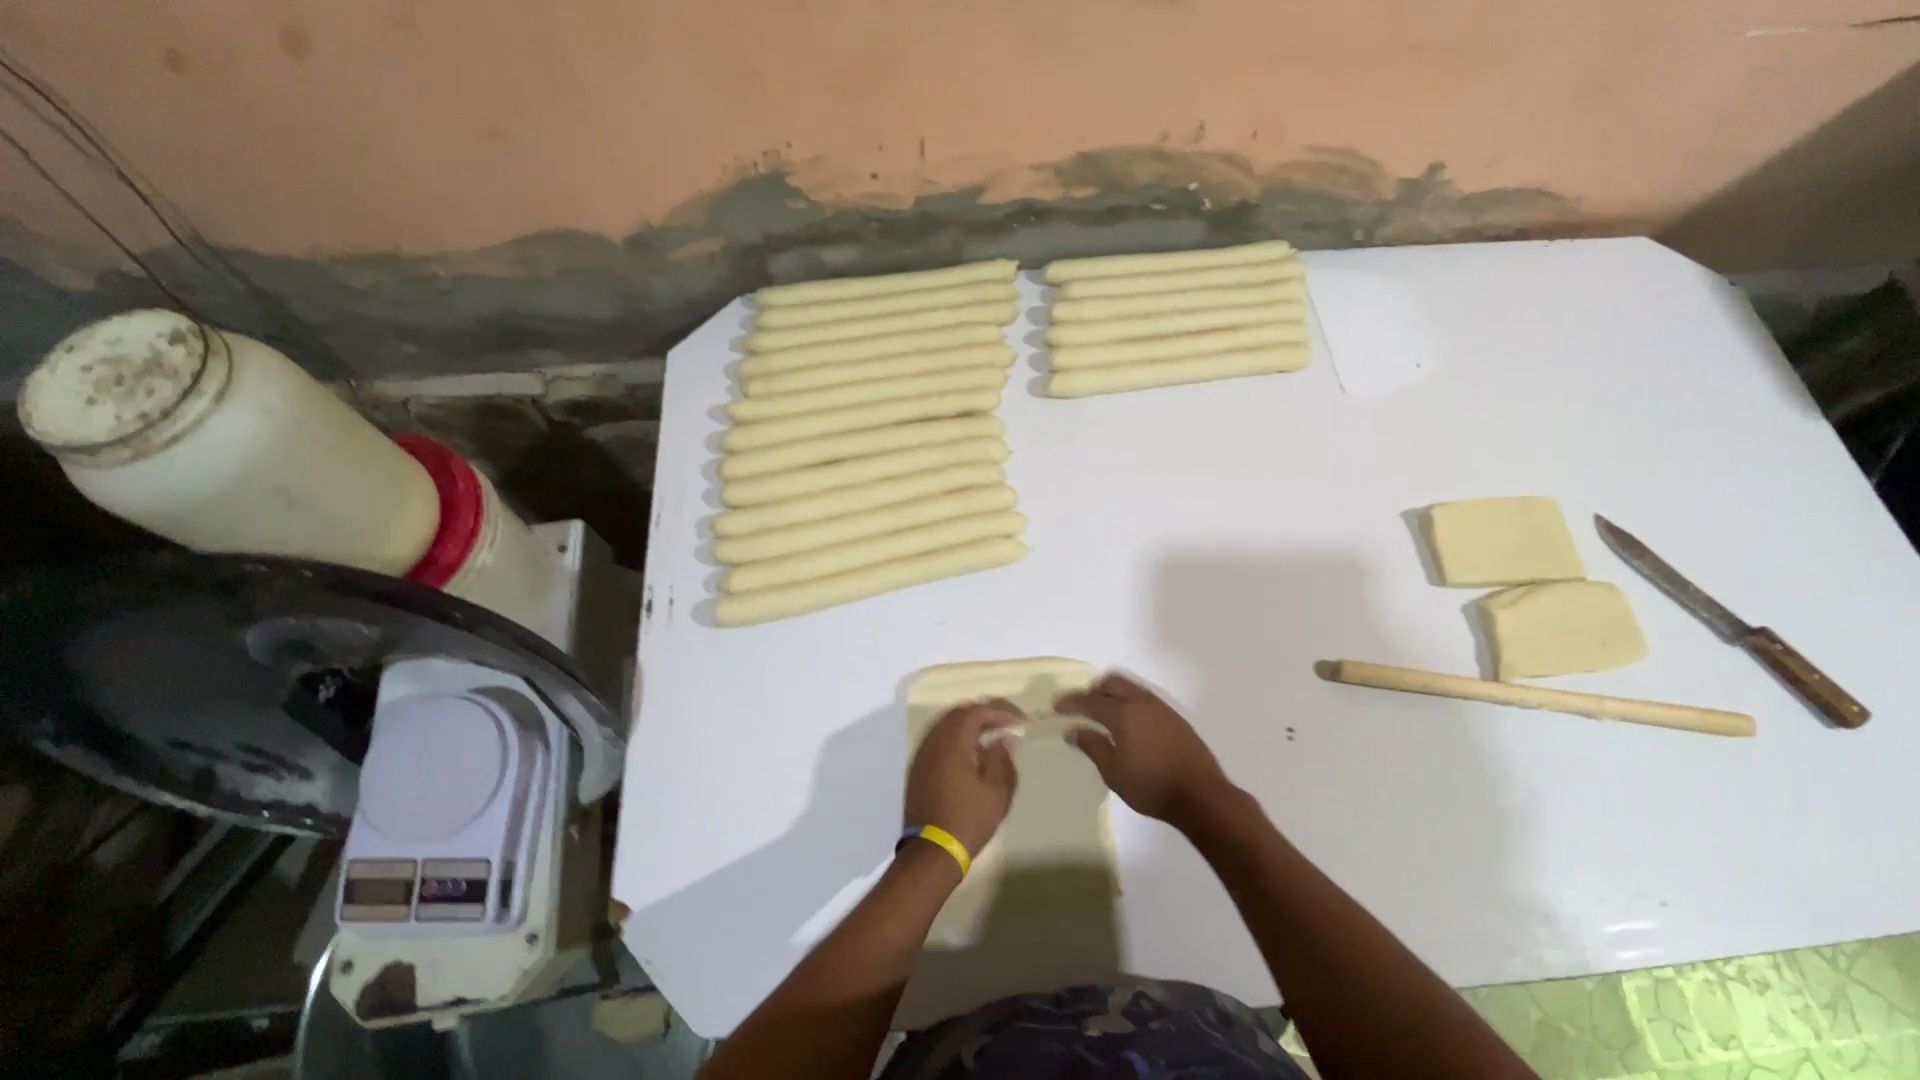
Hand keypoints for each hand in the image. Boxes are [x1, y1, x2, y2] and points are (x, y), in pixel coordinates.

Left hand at [904, 701, 1021, 856]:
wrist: (932, 850)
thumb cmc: (968, 820)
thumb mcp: (997, 791)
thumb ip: (1002, 758)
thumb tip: (1003, 738)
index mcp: (952, 743)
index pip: (976, 711)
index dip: (1001, 711)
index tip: (1021, 722)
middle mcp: (933, 741)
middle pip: (958, 713)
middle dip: (985, 712)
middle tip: (1008, 723)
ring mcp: (921, 754)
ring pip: (945, 724)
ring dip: (969, 723)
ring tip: (992, 734)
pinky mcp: (917, 767)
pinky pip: (938, 739)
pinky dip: (957, 736)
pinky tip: (972, 751)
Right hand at [1058, 673, 1232, 825]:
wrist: (1201, 796)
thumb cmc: (1151, 786)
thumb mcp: (1113, 772)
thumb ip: (1092, 746)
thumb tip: (1072, 730)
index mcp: (1124, 714)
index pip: (1091, 700)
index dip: (1071, 702)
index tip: (1055, 707)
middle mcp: (1143, 703)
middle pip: (1112, 683)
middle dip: (1093, 690)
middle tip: (1081, 707)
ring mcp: (1162, 709)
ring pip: (1131, 688)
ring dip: (1113, 694)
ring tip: (1103, 714)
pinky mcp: (1175, 718)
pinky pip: (1145, 698)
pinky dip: (1129, 702)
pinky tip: (1128, 723)